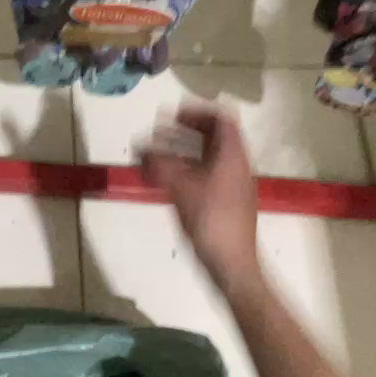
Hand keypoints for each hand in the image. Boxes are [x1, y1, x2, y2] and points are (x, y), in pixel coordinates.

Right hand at [140, 106, 263, 291]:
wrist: (232, 263)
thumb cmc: (210, 221)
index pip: (221, 120)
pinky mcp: (224, 203)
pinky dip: (184, 171)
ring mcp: (231, 186)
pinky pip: (204, 176)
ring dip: (181, 151)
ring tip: (155, 155)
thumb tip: (140, 146)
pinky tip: (164, 181)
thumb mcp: (181, 188)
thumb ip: (159, 164)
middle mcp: (235, 166)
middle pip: (214, 137)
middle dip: (185, 131)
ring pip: (207, 158)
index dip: (197, 112)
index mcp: (232, 156)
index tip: (173, 114)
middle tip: (159, 132)